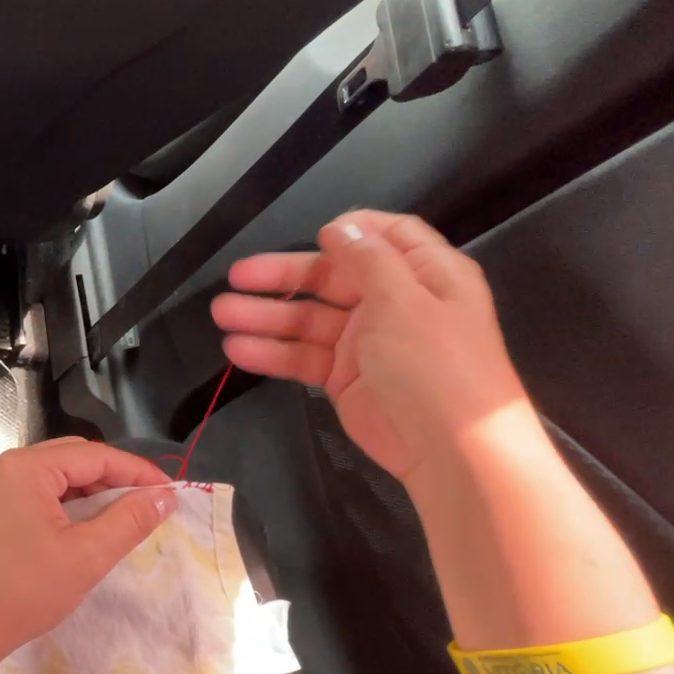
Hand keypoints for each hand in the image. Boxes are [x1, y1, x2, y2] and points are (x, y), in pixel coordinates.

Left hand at [0, 438, 174, 661]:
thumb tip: (165, 495)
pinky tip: (91, 522)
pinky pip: (41, 489)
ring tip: (127, 514)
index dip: (136, 471)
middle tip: (152, 503)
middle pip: (74, 457)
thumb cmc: (27, 589)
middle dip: (115, 477)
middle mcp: (8, 464)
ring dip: (93, 489)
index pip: (93, 455)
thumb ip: (129, 520)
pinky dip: (70, 501)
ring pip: (58, 473)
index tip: (172, 492)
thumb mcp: (87, 555)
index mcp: (26, 468)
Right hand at [211, 211, 527, 481]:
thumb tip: (341, 225)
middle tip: (236, 277)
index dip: (351, 230)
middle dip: (282, 276)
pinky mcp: (342, 376)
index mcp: (424, 275)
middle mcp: (393, 302)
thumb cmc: (435, 363)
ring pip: (306, 318)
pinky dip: (270, 352)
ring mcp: (365, 341)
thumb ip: (368, 260)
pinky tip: (237, 349)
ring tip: (222, 314)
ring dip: (264, 315)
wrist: (451, 448)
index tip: (313, 235)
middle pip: (330, 277)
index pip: (387, 236)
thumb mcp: (404, 300)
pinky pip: (300, 356)